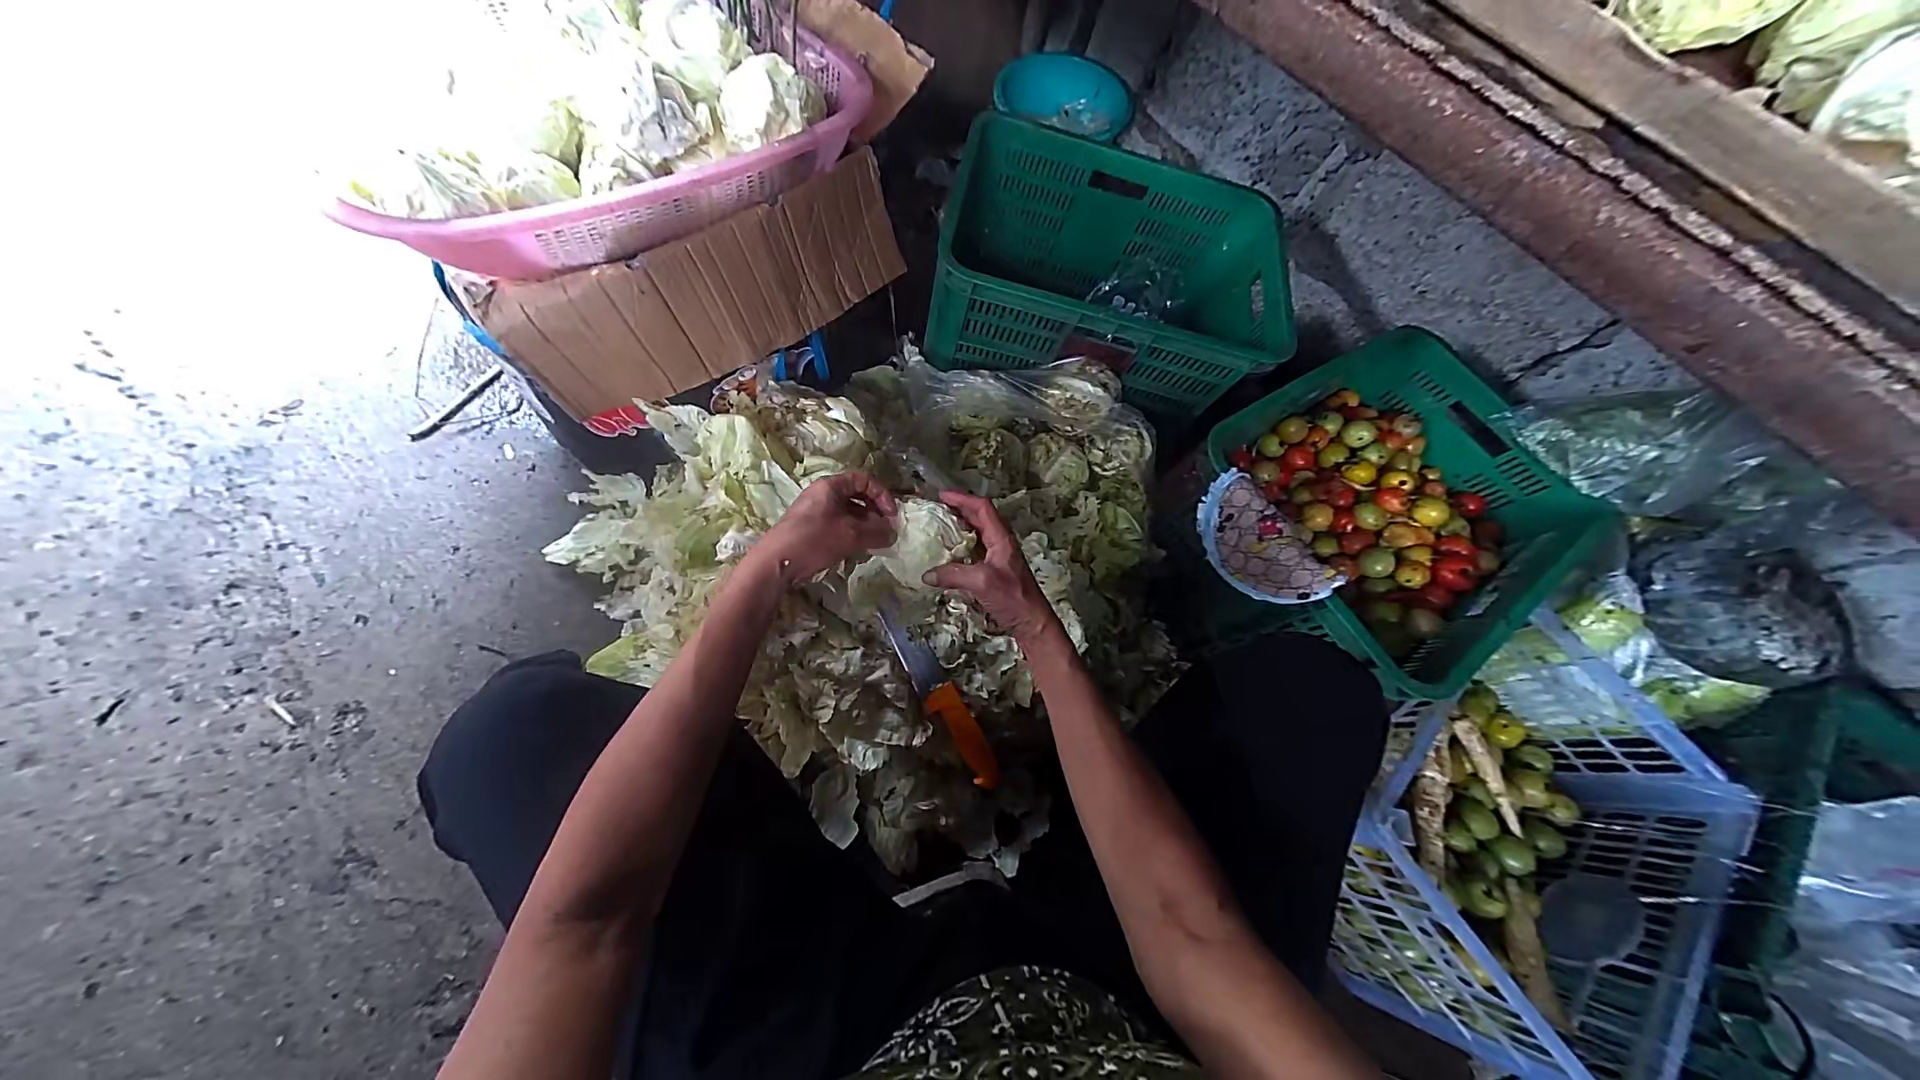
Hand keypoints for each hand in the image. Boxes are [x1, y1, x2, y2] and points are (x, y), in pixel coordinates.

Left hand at [755, 472, 896, 583]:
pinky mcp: (810, 529)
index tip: (891, 515)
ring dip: (865, 526)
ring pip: (848, 513)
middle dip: (875, 513)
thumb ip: (876, 532)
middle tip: (885, 530)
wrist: (776, 563)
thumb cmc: (814, 540)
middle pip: (857, 496)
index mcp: (831, 486)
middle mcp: (822, 495)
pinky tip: (858, 550)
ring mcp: (815, 512)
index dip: (882, 495)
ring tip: (874, 542)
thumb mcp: (851, 535)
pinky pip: (838, 526)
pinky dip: (852, 534)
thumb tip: (893, 534)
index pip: (864, 480)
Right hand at [924, 491, 1061, 643]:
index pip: (982, 508)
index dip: (962, 498)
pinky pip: (975, 551)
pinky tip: (947, 554)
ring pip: (977, 534)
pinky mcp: (994, 571)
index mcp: (1002, 538)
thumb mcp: (981, 582)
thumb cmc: (1013, 598)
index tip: (942, 496)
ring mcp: (998, 557)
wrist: (1032, 622)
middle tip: (936, 509)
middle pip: (980, 517)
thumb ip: (954, 575)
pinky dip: (960, 547)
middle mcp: (1001, 543)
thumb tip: (927, 574)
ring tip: (938, 527)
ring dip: (960, 527)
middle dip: (959, 510)